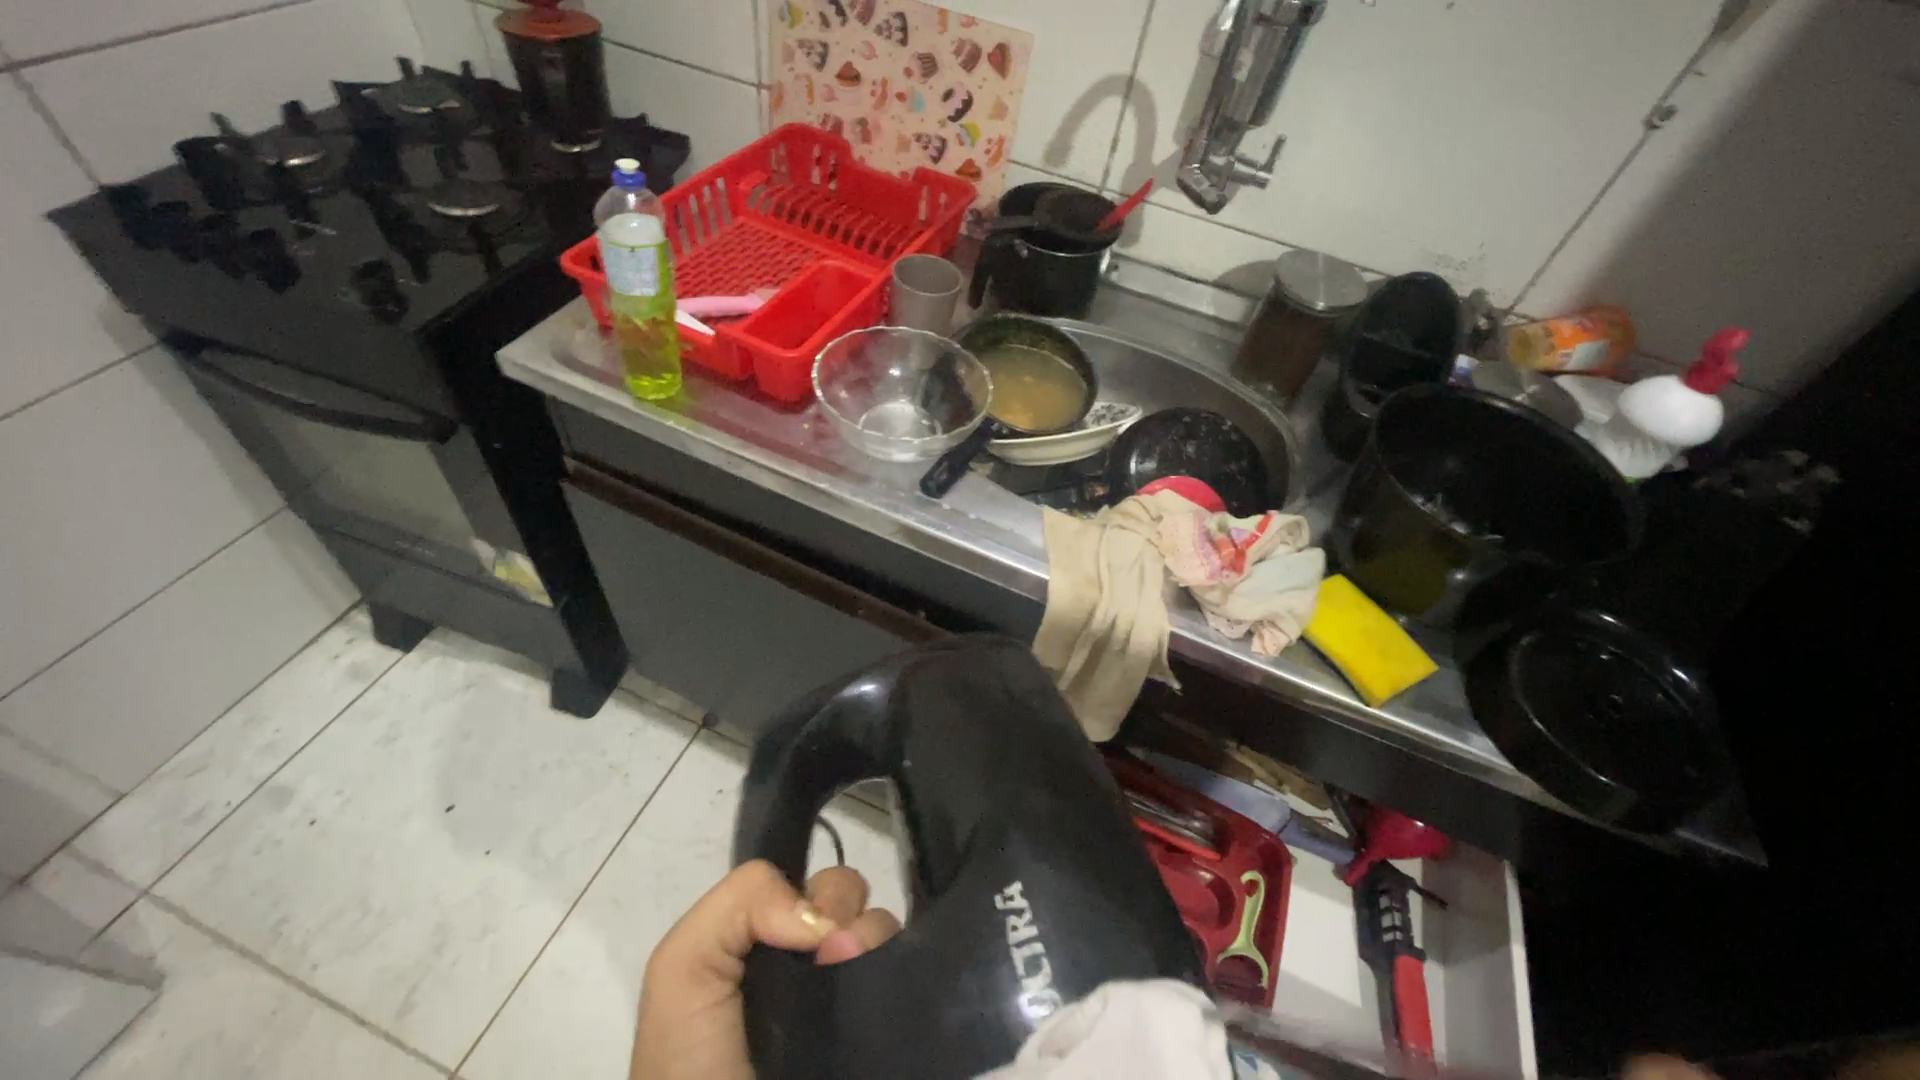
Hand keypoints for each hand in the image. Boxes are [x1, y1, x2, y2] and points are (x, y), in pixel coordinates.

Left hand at [630, 859, 901, 1079]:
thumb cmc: (693, 1063)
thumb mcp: (683, 967)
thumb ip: (740, 902)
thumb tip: (821, 916)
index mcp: (761, 942)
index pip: (805, 884)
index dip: (811, 892)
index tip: (806, 928)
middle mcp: (808, 962)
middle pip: (850, 896)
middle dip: (845, 909)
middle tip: (831, 954)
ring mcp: (847, 998)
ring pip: (885, 928)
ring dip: (875, 937)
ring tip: (850, 977)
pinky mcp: (881, 1030)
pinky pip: (910, 975)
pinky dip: (904, 969)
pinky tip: (882, 991)